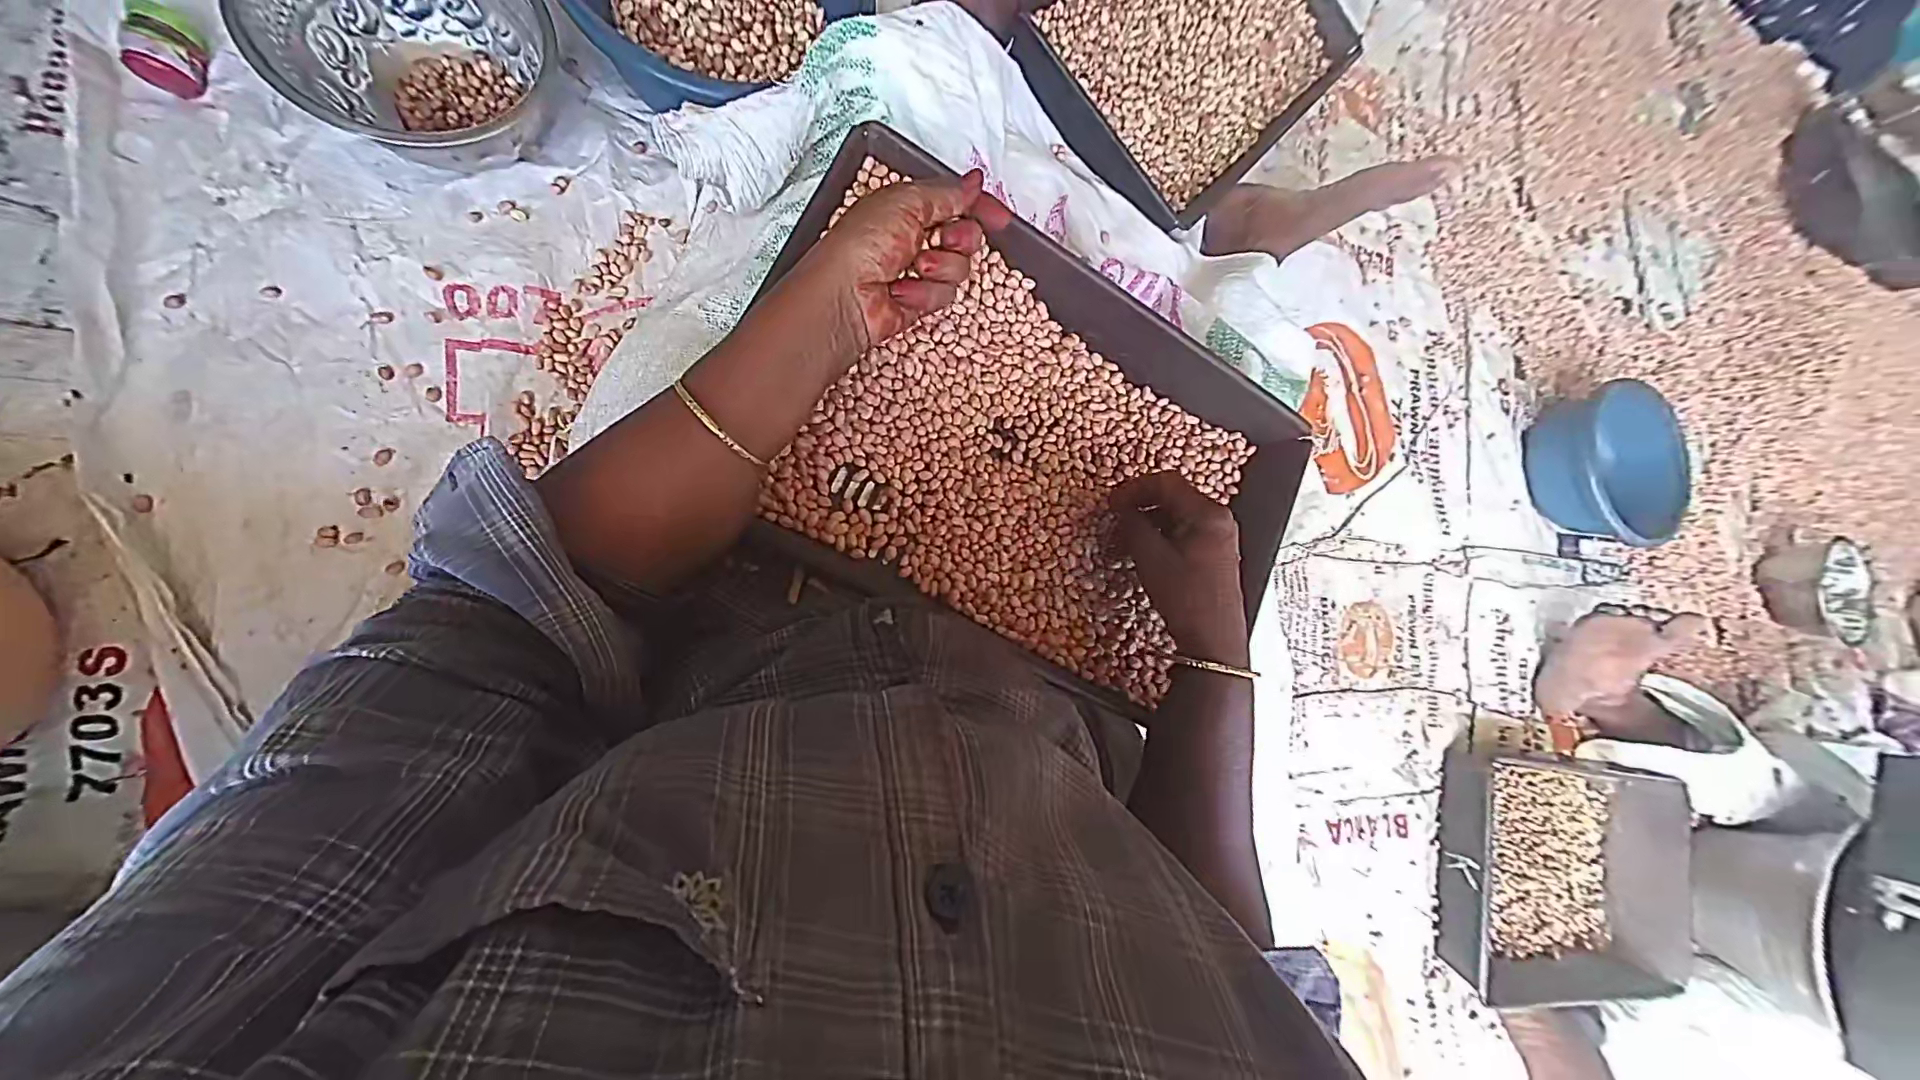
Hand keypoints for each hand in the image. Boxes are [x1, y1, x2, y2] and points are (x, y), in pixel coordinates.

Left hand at [798, 168, 1010, 352]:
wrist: (847, 296)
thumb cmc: (862, 246)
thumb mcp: (908, 202)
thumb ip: (947, 193)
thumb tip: (973, 182)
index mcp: (909, 207)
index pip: (956, 203)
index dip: (980, 208)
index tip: (1000, 217)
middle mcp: (916, 238)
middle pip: (966, 237)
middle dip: (960, 239)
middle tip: (942, 240)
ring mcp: (919, 272)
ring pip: (959, 269)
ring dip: (941, 268)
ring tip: (915, 268)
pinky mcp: (919, 300)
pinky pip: (945, 295)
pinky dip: (926, 294)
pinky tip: (902, 292)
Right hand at [1111, 471, 1248, 667]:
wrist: (1214, 640)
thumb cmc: (1187, 599)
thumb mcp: (1152, 559)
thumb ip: (1134, 526)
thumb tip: (1122, 510)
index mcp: (1208, 514)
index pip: (1167, 482)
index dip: (1134, 488)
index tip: (1112, 501)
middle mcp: (1218, 519)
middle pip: (1173, 495)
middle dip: (1141, 503)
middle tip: (1115, 515)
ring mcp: (1219, 535)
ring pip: (1177, 513)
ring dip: (1149, 519)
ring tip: (1125, 535)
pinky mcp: (1214, 552)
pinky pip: (1183, 530)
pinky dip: (1161, 533)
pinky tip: (1143, 548)